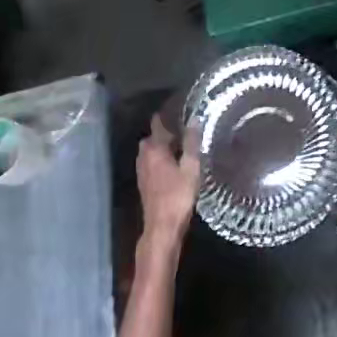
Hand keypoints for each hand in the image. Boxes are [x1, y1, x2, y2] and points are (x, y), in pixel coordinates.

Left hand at [136, 114, 201, 250]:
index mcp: (154, 149)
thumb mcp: (191, 168)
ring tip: (181, 148)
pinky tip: (174, 166)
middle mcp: (144, 156)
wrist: (162, 226)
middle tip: (184, 131)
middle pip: (152, 138)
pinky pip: (151, 163)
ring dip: (162, 148)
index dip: (166, 116)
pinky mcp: (144, 183)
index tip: (178, 110)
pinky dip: (160, 160)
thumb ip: (191, 144)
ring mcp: (141, 170)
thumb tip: (194, 120)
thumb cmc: (178, 196)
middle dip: (165, 133)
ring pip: (150, 152)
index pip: (157, 124)